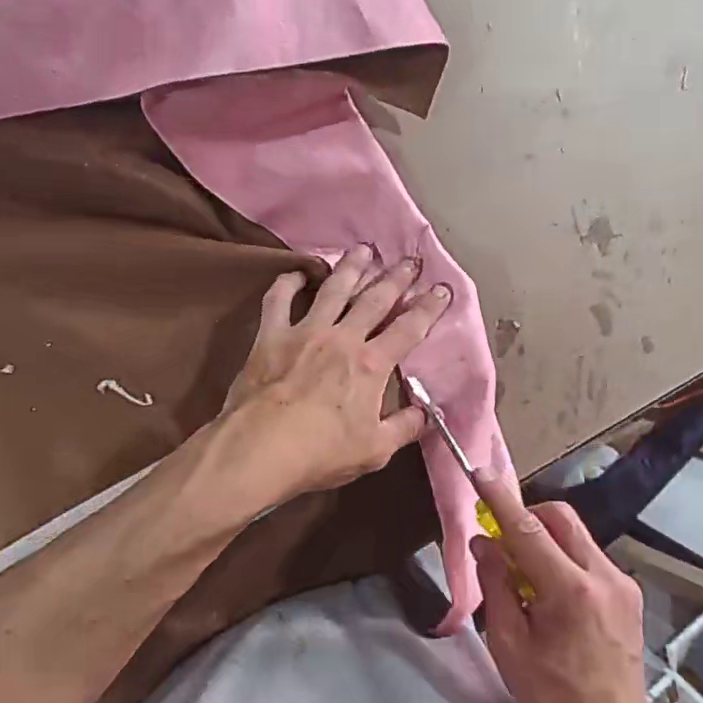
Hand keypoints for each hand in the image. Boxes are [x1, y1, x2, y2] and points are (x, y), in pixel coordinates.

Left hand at [218, 244, 449, 508]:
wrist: (260, 448)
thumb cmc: (321, 452)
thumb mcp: (375, 450)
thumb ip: (404, 428)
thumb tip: (425, 413)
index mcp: (371, 364)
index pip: (409, 328)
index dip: (429, 308)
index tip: (442, 289)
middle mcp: (342, 338)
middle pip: (375, 299)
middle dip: (396, 277)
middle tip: (410, 260)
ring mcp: (305, 331)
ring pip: (333, 289)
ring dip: (351, 267)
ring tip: (364, 250)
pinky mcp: (271, 335)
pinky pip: (279, 299)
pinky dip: (289, 282)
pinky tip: (298, 273)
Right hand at [468, 474, 656, 702]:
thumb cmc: (554, 696)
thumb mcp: (510, 645)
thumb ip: (496, 586)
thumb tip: (484, 544)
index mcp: (570, 591)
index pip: (529, 530)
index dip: (501, 499)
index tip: (480, 474)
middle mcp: (603, 576)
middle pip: (561, 518)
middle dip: (528, 516)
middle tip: (504, 542)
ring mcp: (621, 582)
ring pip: (577, 534)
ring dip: (546, 539)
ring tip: (527, 576)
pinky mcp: (628, 592)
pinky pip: (589, 555)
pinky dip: (564, 558)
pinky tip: (553, 594)